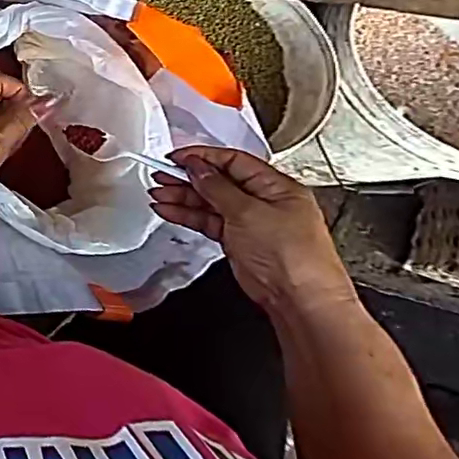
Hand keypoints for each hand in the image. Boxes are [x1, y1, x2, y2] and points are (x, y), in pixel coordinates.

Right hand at [148, 146, 356, 318]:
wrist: (300, 301)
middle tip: (161, 174)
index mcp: (277, 188)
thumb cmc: (295, 259)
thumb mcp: (248, 213)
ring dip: (181, 196)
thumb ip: (217, 187)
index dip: (203, 157)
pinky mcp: (237, 239)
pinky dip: (186, 214)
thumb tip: (198, 168)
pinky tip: (169, 210)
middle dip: (187, 177)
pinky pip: (206, 220)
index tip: (177, 157)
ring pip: (208, 201)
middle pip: (218, 181)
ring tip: (159, 192)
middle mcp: (264, 202)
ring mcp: (250, 222)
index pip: (234, 161)